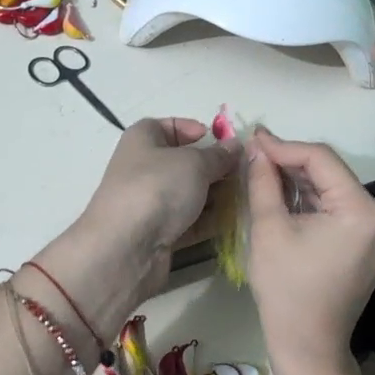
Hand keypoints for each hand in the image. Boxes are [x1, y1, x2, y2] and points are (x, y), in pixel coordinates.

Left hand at [33, 118, 238, 335]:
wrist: (126, 248)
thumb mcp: (194, 163)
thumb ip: (218, 155)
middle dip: (214, 168)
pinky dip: (208, 221)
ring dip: (215, 196)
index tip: (223, 142)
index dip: (197, 130)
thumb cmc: (157, 188)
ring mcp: (149, 203)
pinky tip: (235, 222)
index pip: (170, 126)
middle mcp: (142, 168)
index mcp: (143, 139)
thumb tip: (234, 146)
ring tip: (248, 197)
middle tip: (245, 173)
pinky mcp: (157, 233)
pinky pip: (188, 221)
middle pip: (184, 163)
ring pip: (188, 194)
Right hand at [244, 129, 374, 370]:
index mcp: (363, 211)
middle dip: (290, 161)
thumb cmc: (286, 289)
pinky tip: (282, 192)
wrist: (308, 345)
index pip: (322, 159)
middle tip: (253, 152)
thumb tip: (256, 146)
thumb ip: (264, 180)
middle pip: (330, 172)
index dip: (284, 146)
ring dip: (299, 179)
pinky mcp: (371, 243)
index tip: (252, 138)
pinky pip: (338, 208)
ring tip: (261, 169)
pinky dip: (312, 200)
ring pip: (333, 189)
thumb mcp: (269, 228)